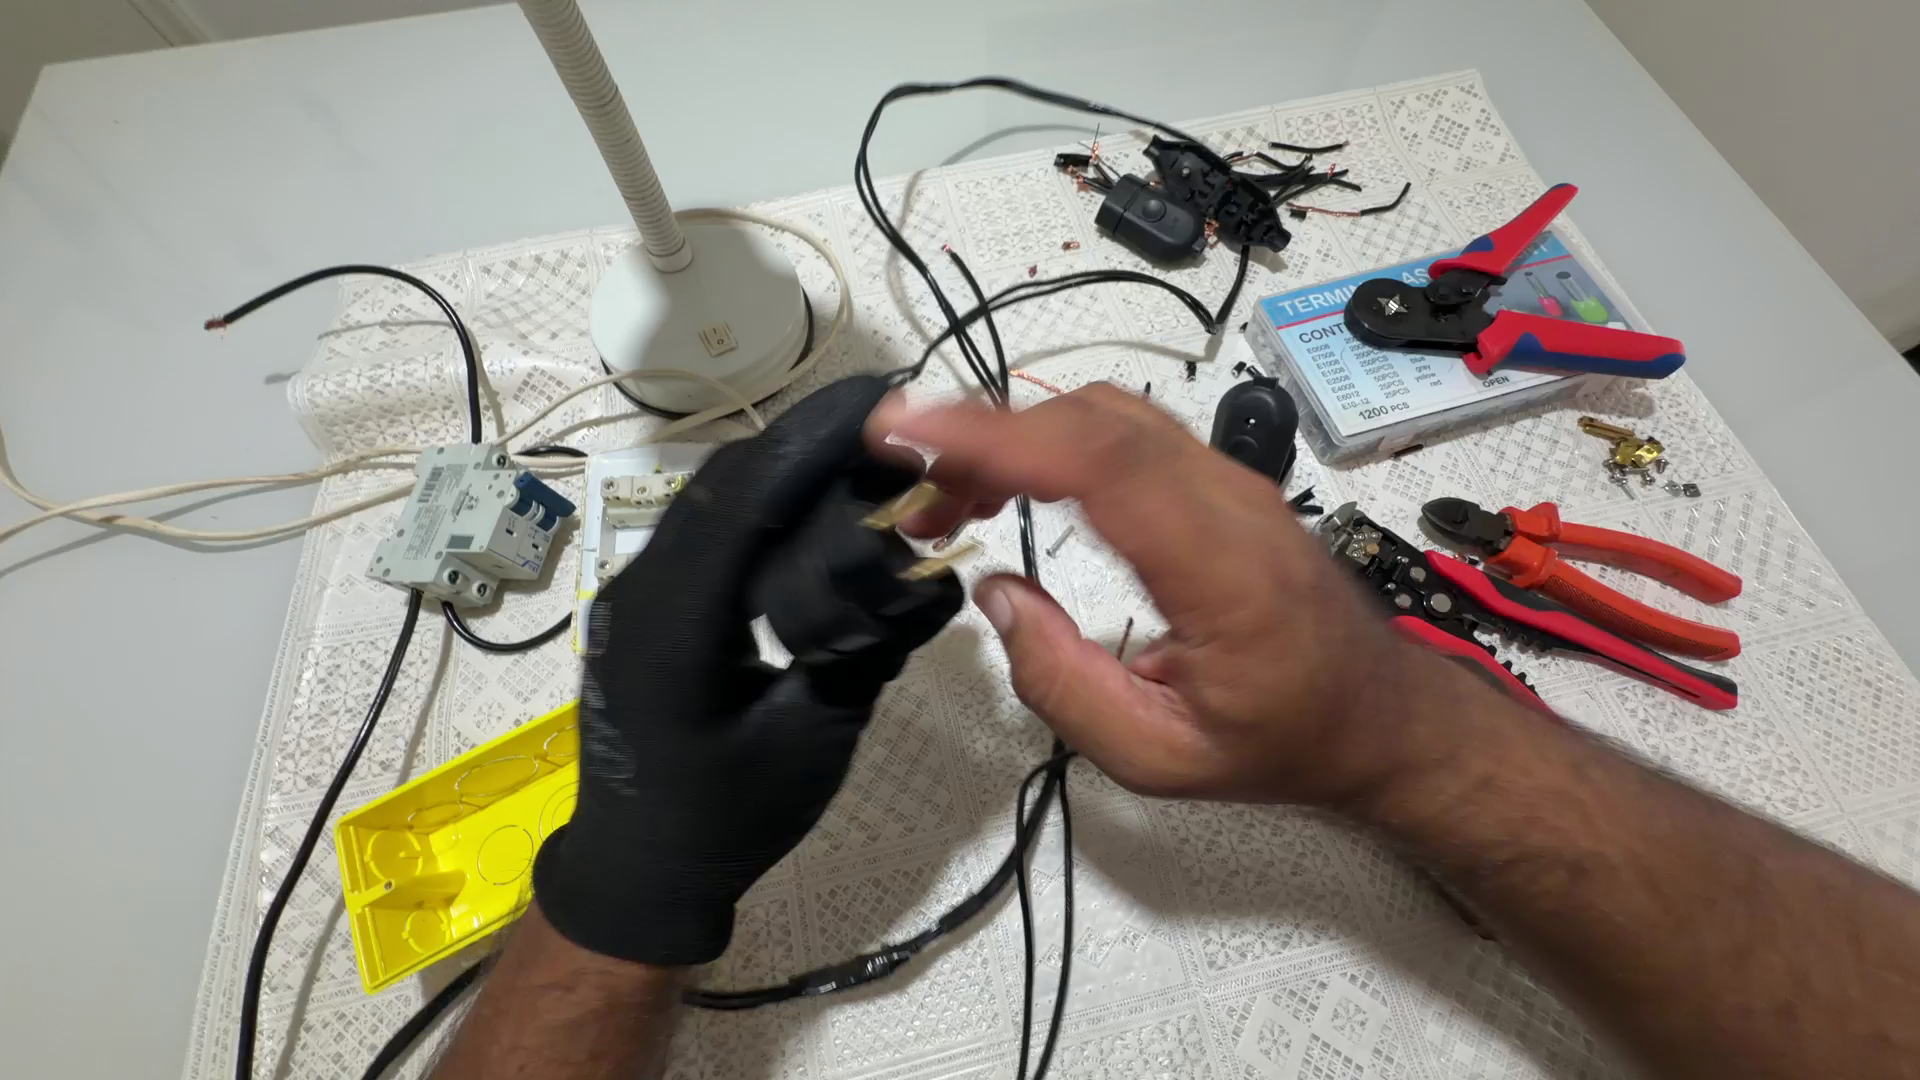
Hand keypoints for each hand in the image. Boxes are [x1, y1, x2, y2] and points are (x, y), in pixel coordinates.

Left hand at [533, 377, 960, 965]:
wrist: (641, 869)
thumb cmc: (729, 816)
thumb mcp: (815, 737)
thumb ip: (870, 649)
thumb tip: (931, 580)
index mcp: (677, 624)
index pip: (745, 500)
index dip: (812, 440)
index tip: (879, 402)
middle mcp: (646, 587)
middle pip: (727, 481)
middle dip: (808, 444)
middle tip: (887, 432)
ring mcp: (641, 590)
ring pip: (717, 497)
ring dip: (790, 469)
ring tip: (862, 465)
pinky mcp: (654, 600)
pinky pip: (714, 531)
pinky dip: (770, 505)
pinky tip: (816, 513)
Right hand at [867, 382, 1483, 807]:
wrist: (1377, 711)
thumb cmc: (1278, 740)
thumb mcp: (1156, 756)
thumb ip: (1062, 682)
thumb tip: (997, 595)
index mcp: (1220, 571)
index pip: (1102, 466)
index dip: (998, 436)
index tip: (910, 430)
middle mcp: (1227, 501)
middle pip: (1091, 423)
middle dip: (982, 438)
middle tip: (916, 495)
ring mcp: (1226, 479)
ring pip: (1102, 414)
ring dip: (1013, 437)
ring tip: (951, 495)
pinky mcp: (1215, 478)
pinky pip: (1121, 431)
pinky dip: (1049, 440)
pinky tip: (1013, 482)